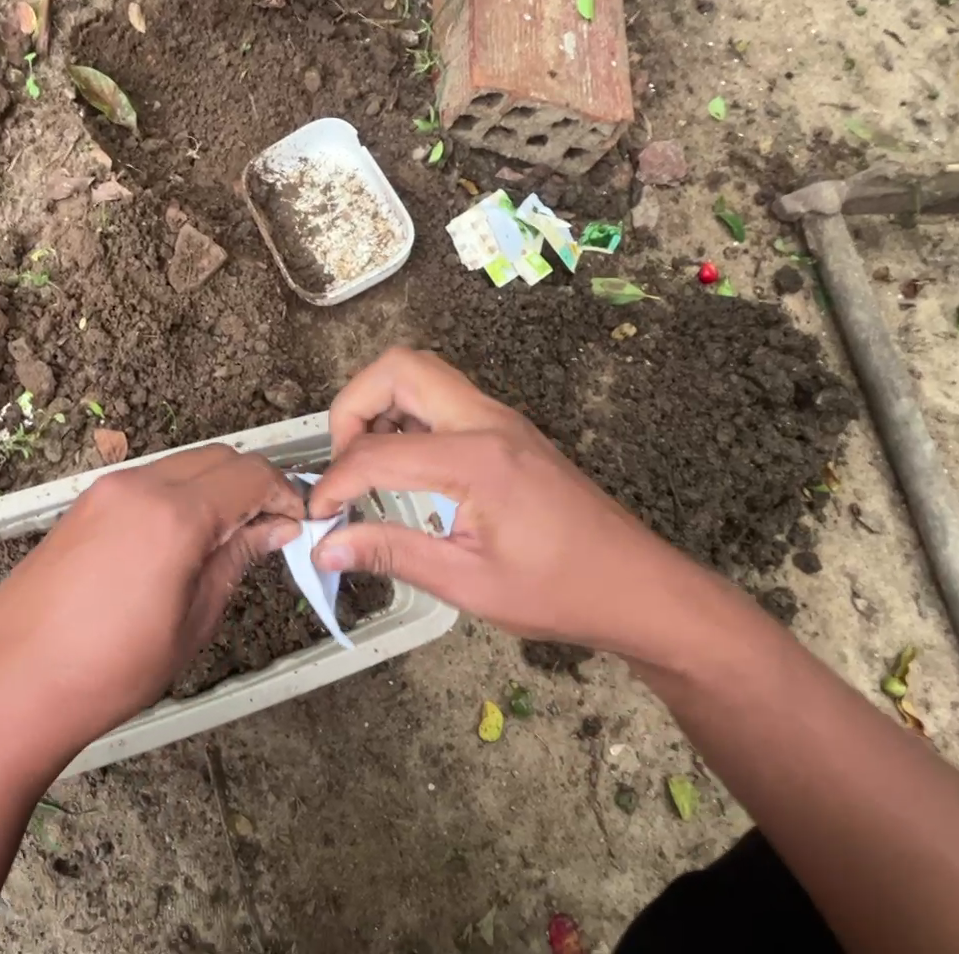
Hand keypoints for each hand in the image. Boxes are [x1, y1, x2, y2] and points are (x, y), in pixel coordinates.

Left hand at [0, 445, 302, 759]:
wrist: (9, 688)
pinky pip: (147, 484)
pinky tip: (182, 542)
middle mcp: (138, 485)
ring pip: (182, 467)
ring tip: (228, 540)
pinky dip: (179, 498)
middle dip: (254, 485)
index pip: (251, 475)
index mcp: (174, 515)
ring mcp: (104, 491)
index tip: (300, 525)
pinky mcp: (82, 506)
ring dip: (216, 489)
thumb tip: (273, 529)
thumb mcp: (192, 622)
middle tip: (271, 531)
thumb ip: (236, 561)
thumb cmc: (109, 671)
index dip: (286, 494)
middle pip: (218, 458)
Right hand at [307, 348, 718, 664]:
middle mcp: (487, 422)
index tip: (320, 519)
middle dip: (351, 407)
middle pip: (398, 368)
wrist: (638, 586)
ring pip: (420, 375)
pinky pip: (441, 399)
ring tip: (367, 468)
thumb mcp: (468, 582)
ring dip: (379, 408)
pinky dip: (405, 419)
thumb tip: (327, 547)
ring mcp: (500, 420)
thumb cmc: (560, 590)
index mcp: (476, 459)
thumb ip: (391, 554)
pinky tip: (403, 471)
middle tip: (345, 465)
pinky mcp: (505, 431)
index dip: (335, 483)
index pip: (375, 450)